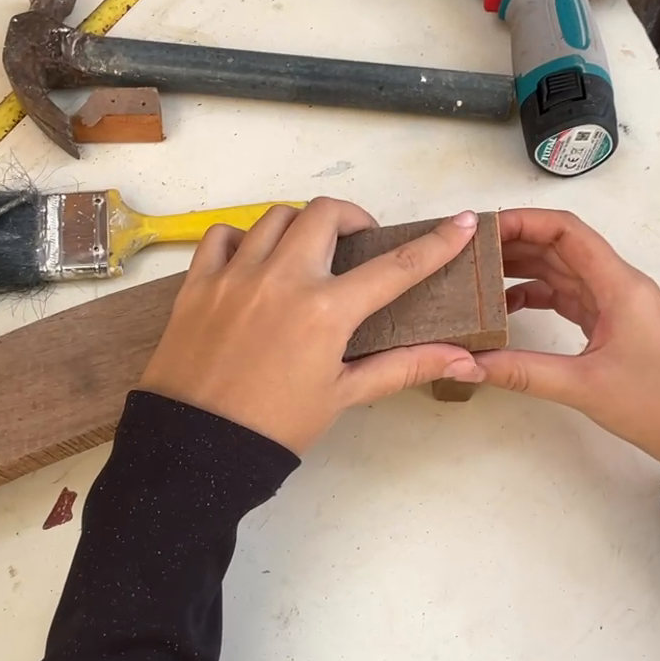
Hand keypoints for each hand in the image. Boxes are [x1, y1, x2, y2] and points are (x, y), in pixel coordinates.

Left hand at [139, 199, 487, 453]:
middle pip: (326, 213)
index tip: (462, 224)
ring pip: (275, 217)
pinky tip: (252, 260)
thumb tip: (462, 359)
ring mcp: (236, 275)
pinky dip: (243, 237)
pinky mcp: (198, 282)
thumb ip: (403, 367)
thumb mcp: (342, 396)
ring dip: (301, 225)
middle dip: (353, 218)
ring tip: (306, 253)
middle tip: (358, 244)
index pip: (395, 267)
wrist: (196, 447)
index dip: (436, 243)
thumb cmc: (275, 427)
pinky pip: (222, 235)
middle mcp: (283, 279)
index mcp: (326, 311)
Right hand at [473, 209, 659, 478]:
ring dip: (522, 269)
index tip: (483, 228)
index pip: (567, 231)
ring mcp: (616, 304)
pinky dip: (537, 296)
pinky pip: (568, 296)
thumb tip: (464, 363)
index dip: (524, 221)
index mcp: (619, 285)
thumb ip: (520, 372)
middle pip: (561, 246)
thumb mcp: (582, 387)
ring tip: (477, 275)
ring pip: (563, 271)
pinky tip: (506, 308)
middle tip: (467, 251)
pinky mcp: (611, 324)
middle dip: (515, 243)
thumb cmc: (654, 404)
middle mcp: (618, 285)